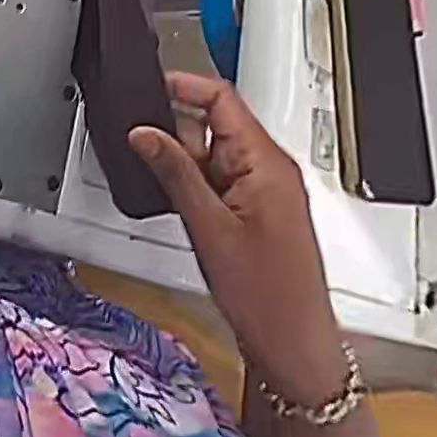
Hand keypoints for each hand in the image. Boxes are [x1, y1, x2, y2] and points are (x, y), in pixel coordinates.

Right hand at [129, 72, 346, 404]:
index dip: (185, 86)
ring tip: (159, 181)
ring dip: (183, 162)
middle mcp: (269, 167)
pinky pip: (218, 177)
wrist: (293, 350)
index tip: (152, 86)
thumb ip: (174, 172)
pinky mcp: (255, 207)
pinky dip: (193, 183)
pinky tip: (177, 200)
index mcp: (266, 161)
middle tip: (143, 146)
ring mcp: (263, 188)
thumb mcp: (209, 227)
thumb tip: (144, 134)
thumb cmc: (268, 298)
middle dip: (176, 133)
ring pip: (212, 153)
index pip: (223, 99)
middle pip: (214, 125)